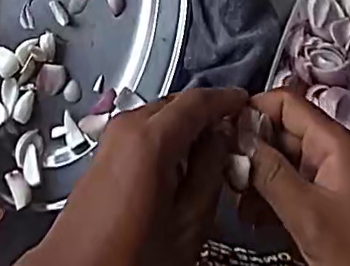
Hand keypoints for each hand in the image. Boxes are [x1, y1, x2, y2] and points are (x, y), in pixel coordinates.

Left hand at [23, 87, 246, 265]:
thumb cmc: (130, 259)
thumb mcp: (187, 223)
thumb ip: (210, 171)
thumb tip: (222, 138)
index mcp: (151, 138)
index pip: (197, 100)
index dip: (225, 98)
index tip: (245, 102)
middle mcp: (128, 125)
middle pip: (178, 103)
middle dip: (207, 114)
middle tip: (233, 132)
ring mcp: (112, 136)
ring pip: (161, 115)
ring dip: (186, 126)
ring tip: (210, 154)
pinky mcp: (104, 150)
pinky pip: (144, 130)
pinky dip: (166, 137)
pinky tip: (179, 165)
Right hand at [243, 89, 349, 265]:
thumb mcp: (309, 215)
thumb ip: (272, 173)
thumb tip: (239, 138)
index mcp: (332, 141)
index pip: (286, 102)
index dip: (254, 111)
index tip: (225, 133)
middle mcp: (332, 151)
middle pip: (283, 131)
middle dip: (253, 149)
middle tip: (226, 174)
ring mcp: (333, 178)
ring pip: (286, 162)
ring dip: (260, 178)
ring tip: (237, 202)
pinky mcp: (332, 204)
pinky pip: (296, 187)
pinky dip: (274, 198)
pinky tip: (255, 218)